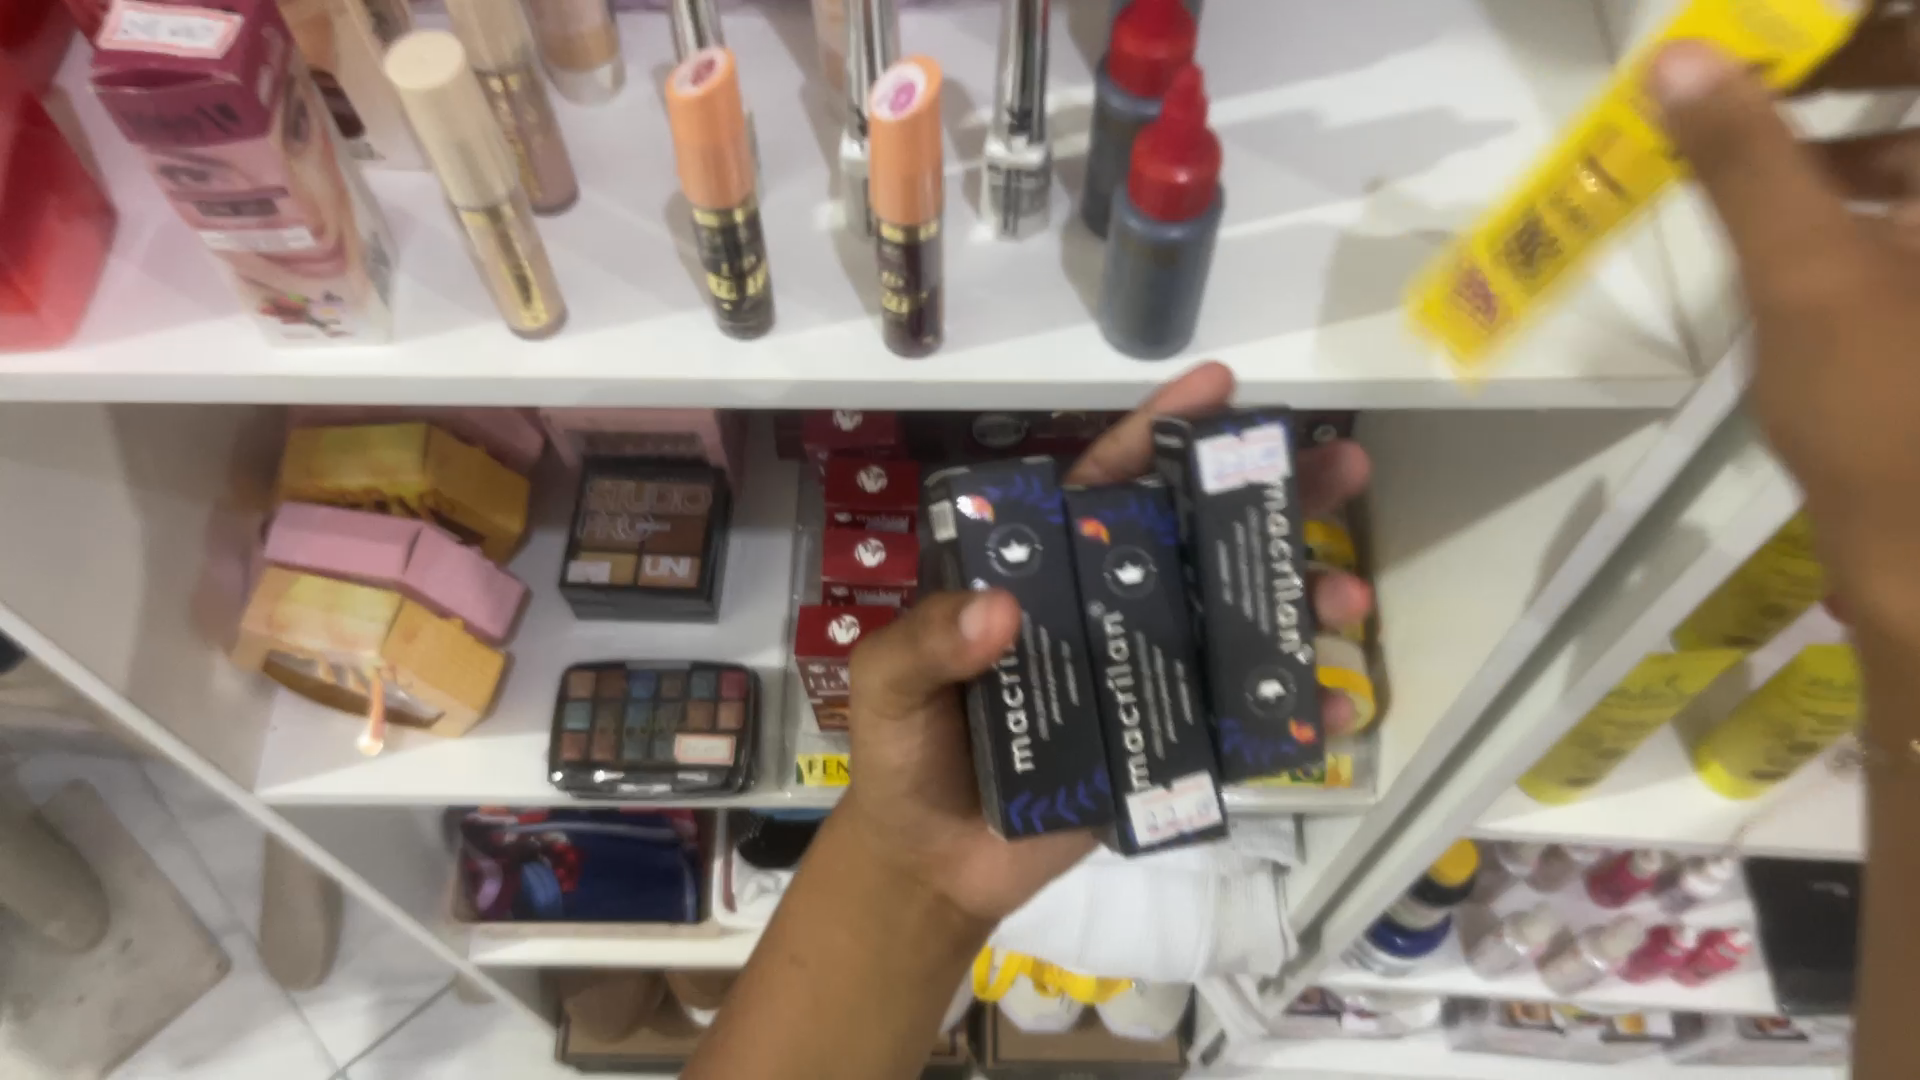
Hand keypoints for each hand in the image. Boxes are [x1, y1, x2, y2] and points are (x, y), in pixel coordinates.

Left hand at [838, 362, 1373, 924]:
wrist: (932, 862)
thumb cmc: (903, 756)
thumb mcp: (890, 684)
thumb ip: (926, 642)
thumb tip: (1001, 610)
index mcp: (1036, 577)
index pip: (1096, 489)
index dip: (1155, 434)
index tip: (1221, 389)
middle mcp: (1096, 613)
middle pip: (1185, 543)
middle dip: (1260, 502)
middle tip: (1338, 466)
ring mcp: (1135, 677)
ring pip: (1224, 623)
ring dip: (1289, 603)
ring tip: (1344, 595)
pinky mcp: (1158, 745)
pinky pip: (1231, 723)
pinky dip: (1285, 715)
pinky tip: (1340, 707)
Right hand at [1650, 9, 1919, 641]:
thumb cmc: (1889, 411)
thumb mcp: (1808, 274)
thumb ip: (1747, 163)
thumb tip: (1679, 64)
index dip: (1861, 15)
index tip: (1768, 28)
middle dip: (1852, 48)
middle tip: (1744, 66)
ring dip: (1852, 101)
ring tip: (1748, 123)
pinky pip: (1918, 176)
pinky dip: (1866, 158)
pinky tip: (1797, 187)